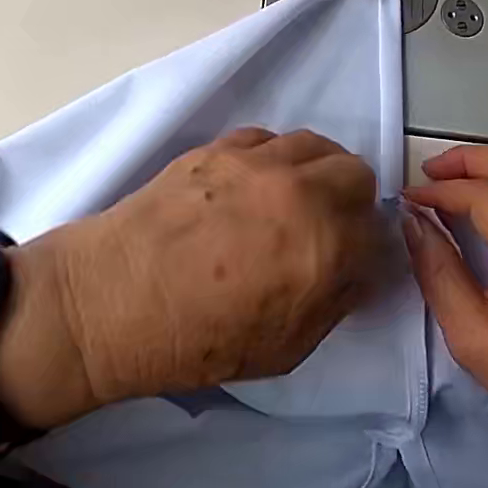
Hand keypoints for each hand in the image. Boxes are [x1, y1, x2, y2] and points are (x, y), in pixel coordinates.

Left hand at [0, 127, 383, 428]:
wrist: (112, 301)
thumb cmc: (197, 341)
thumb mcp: (286, 348)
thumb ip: (334, 300)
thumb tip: (354, 268)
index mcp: (324, 245)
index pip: (376, 230)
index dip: (364, 250)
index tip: (346, 261)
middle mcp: (295, 191)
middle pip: (353, 172)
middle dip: (348, 201)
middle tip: (323, 227)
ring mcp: (250, 163)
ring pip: (311, 144)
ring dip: (312, 171)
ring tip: (287, 201)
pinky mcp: (211, 150)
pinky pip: (263, 138)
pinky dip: (270, 158)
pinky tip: (249, 185)